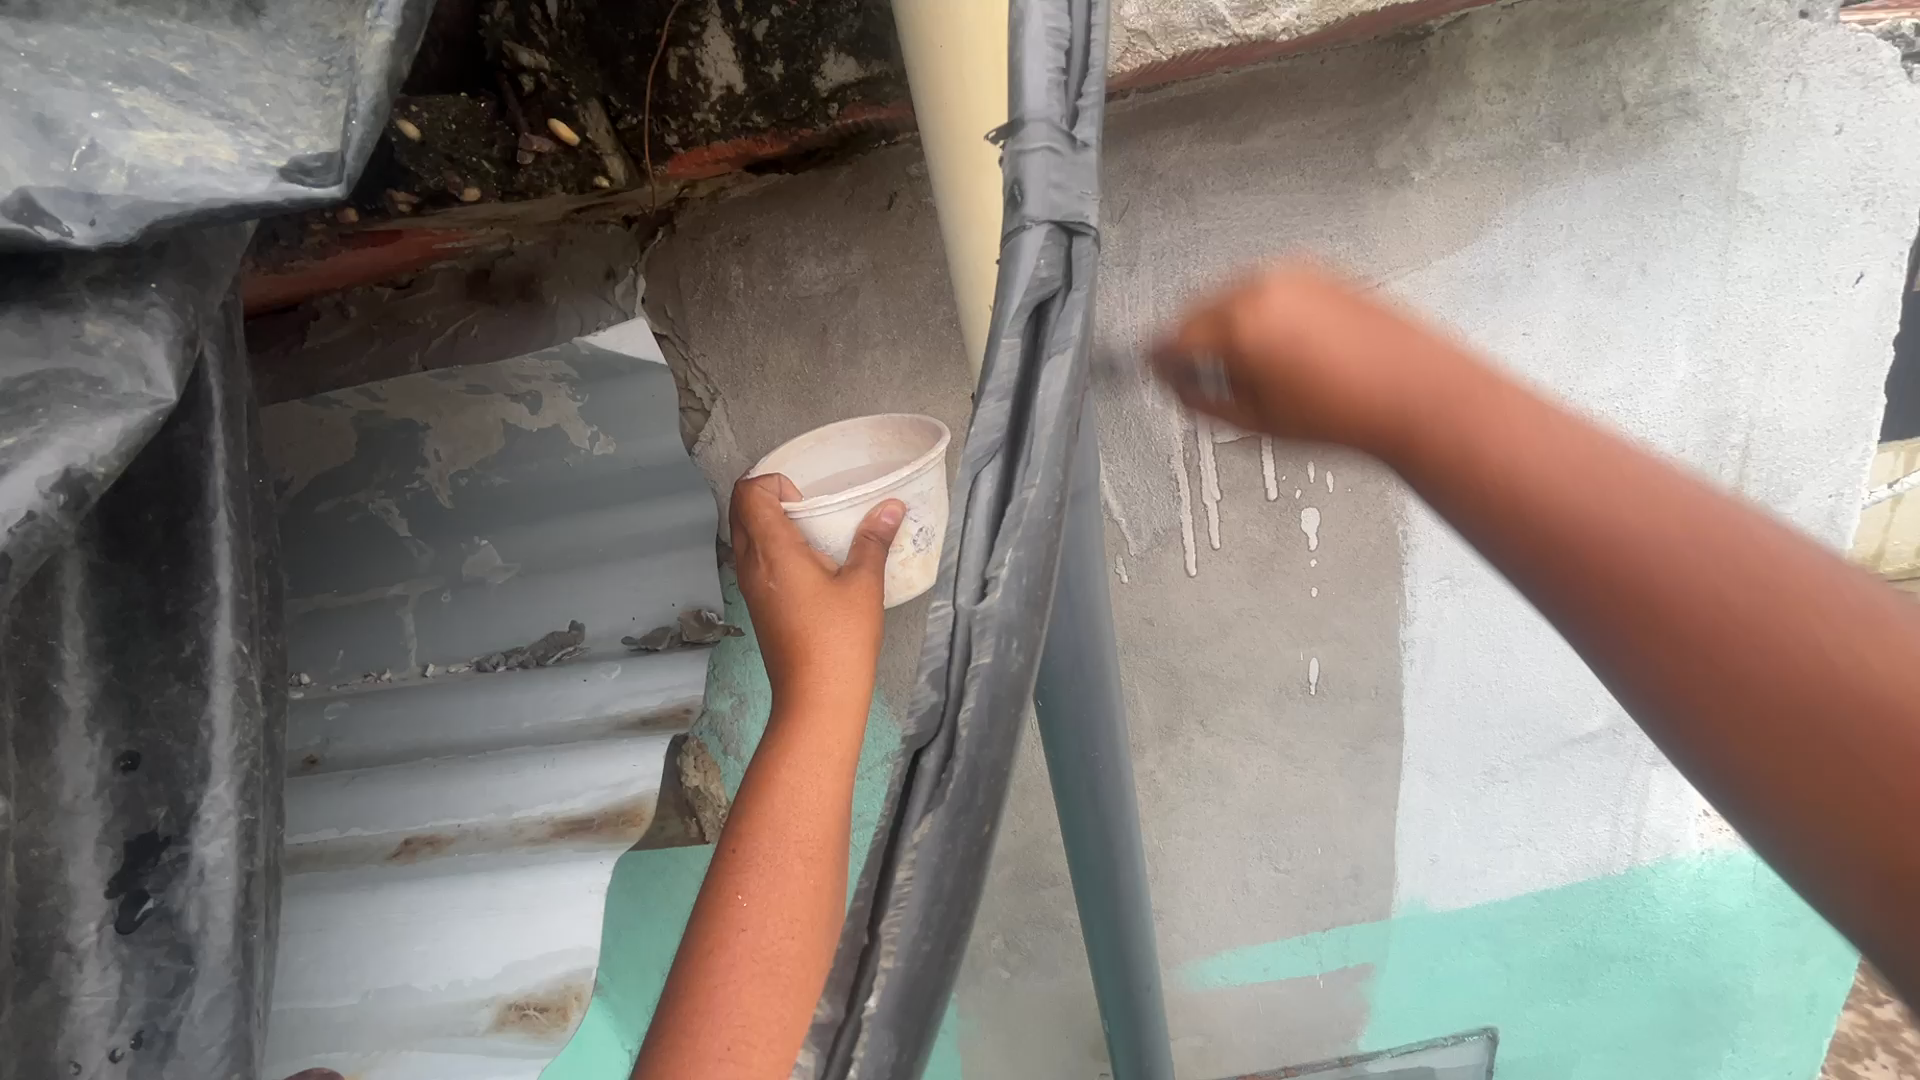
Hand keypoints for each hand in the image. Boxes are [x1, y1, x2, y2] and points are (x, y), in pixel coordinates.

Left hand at [729, 473, 904, 709]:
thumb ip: (874, 540)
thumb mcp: (864, 584)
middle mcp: (750, 564)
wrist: (816, 697)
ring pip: (744, 537)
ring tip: (812, 534)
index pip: (748, 493)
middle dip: (769, 497)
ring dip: (769, 524)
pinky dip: (772, 549)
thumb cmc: (839, 639)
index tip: (807, 499)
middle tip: (809, 508)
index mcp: (772, 551)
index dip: (772, 481)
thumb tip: (892, 506)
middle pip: (740, 510)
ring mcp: (749, 587)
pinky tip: (810, 566)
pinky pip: (753, 560)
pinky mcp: (757, 605)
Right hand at [1150, 261, 1485, 455]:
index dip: (1156, 360)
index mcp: (1238, 325)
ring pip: (1229, 297)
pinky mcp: (1319, 273)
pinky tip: (1272, 349)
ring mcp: (1293, 275)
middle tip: (1195, 376)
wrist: (1419, 396)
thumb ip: (1198, 399)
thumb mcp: (1253, 421)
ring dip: (1221, 327)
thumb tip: (1176, 384)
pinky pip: (1264, 290)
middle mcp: (1261, 288)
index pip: (1170, 337)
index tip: (1154, 371)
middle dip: (1189, 342)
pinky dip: (1254, 314)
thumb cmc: (1346, 412)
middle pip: (1195, 310)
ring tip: (1242, 368)